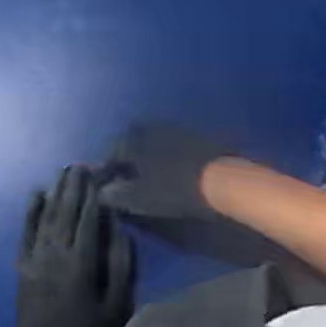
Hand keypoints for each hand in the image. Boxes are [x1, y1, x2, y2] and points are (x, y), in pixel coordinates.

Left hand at [8, 166, 134, 326]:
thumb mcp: (117, 308)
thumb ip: (120, 266)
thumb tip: (119, 228)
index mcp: (81, 263)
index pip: (88, 219)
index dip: (93, 196)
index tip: (98, 175)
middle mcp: (54, 253)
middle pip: (64, 211)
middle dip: (73, 187)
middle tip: (79, 165)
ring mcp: (33, 258)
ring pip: (45, 216)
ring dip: (54, 192)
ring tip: (63, 173)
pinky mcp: (20, 266)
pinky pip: (26, 231)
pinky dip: (31, 211)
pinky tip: (37, 195)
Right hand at [97, 123, 236, 219]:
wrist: (224, 180)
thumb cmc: (175, 189)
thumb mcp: (141, 198)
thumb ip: (117, 195)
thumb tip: (101, 193)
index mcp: (132, 141)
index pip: (111, 154)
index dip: (108, 170)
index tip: (109, 184)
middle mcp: (149, 128)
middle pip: (131, 142)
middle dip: (128, 158)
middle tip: (130, 177)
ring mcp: (175, 129)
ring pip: (153, 140)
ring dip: (150, 154)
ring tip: (153, 174)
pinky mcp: (197, 135)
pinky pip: (174, 143)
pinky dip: (170, 154)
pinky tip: (176, 168)